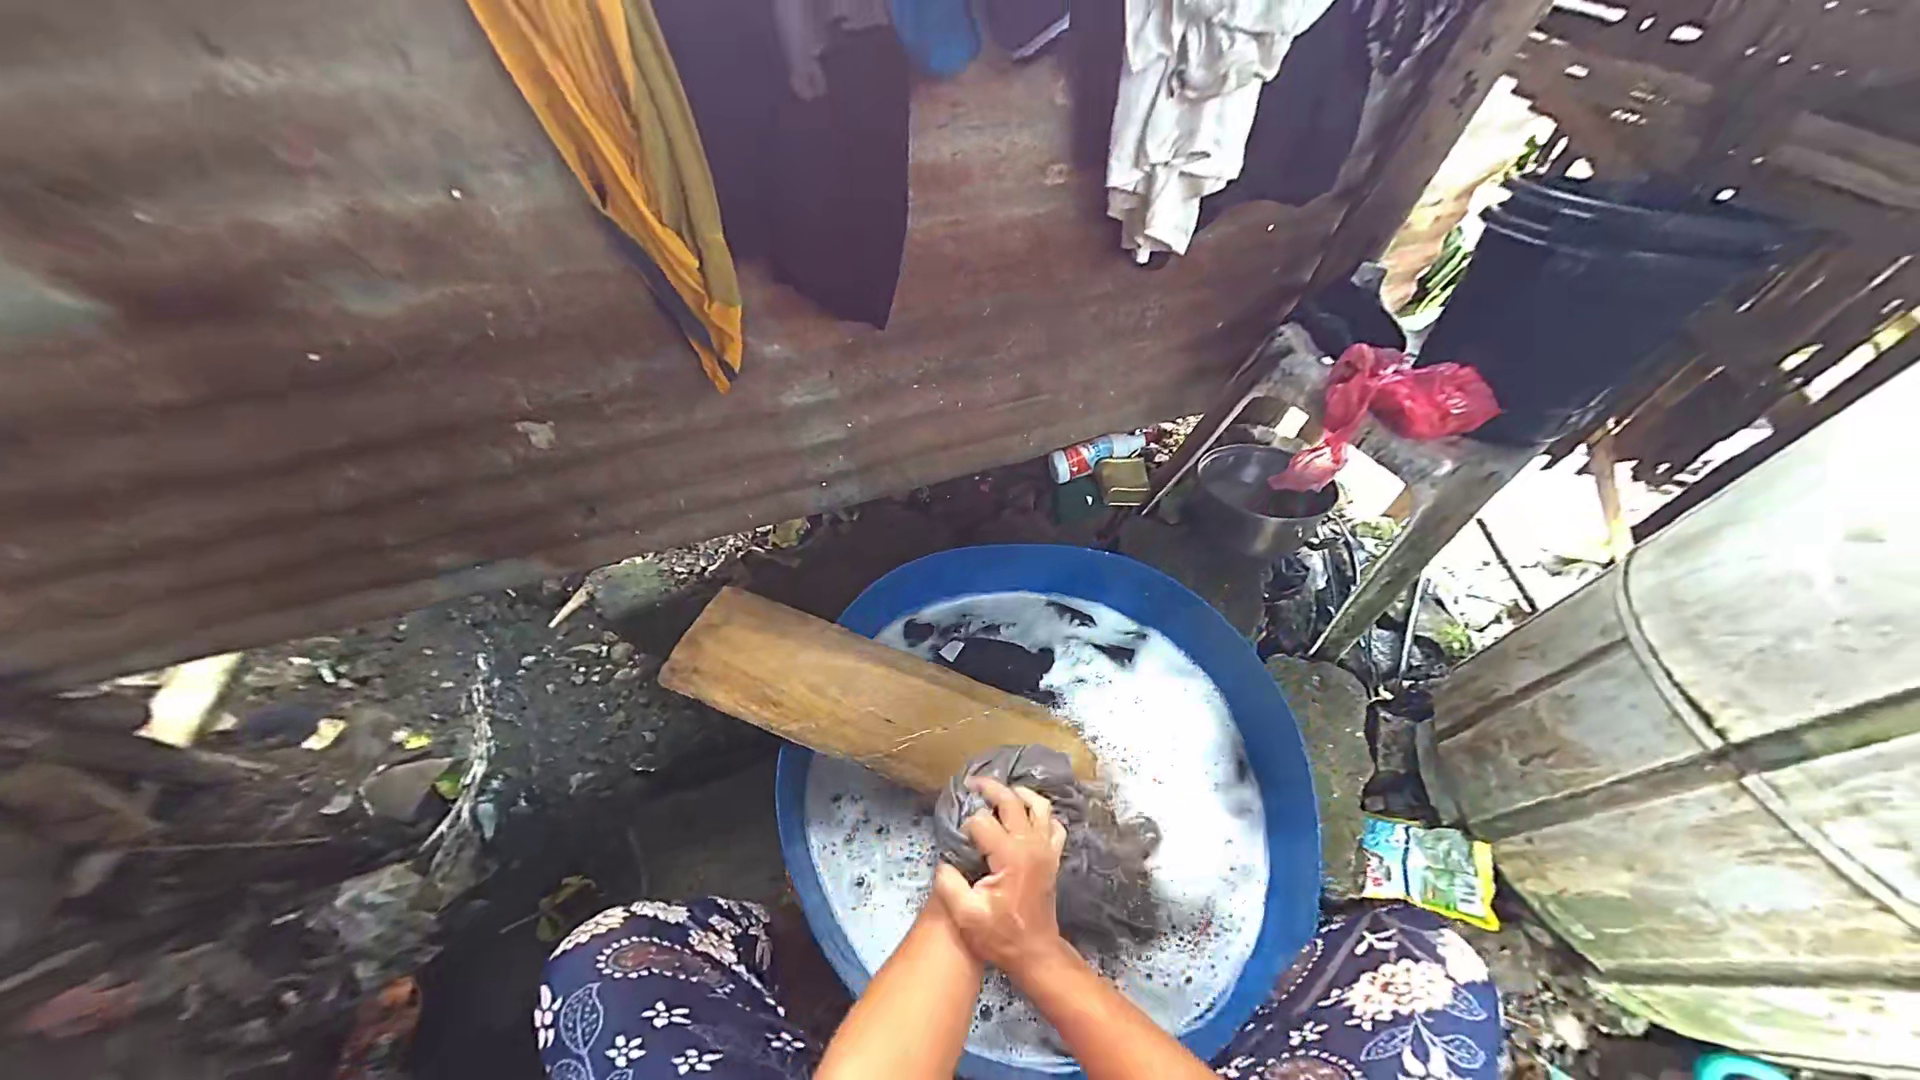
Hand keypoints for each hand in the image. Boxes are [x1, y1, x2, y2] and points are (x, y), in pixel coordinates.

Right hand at [929, 777, 1070, 974]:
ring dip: (1019, 793)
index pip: (983, 822)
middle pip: (1011, 801)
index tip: (959, 838)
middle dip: (990, 788)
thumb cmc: (1002, 936)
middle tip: (972, 783)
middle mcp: (1031, 844)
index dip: (967, 825)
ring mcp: (1046, 848)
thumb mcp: (966, 916)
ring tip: (1001, 791)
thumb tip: (944, 861)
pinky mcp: (1053, 856)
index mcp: (1010, 856)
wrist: (1036, 953)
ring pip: (1039, 805)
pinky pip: (1054, 823)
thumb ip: (949, 885)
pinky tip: (1027, 814)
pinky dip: (1041, 813)